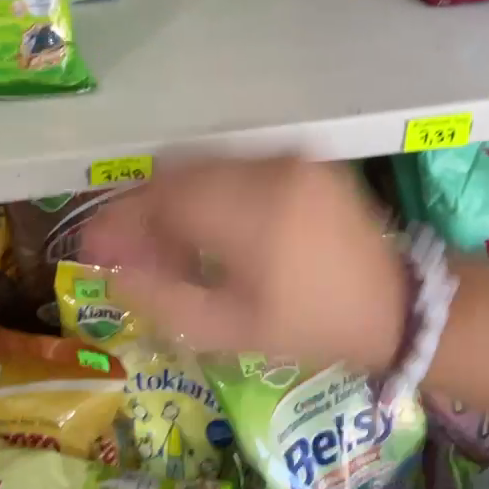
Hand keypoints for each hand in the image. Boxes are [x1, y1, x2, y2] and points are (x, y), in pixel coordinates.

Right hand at [81, 155, 406, 371]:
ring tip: (171, 245)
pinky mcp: (301, 158)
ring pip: (202, 166)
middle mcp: (268, 170)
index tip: (92, 244)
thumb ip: (161, 296)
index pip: (161, 197)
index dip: (119, 217)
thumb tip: (109, 267)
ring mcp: (288, 158)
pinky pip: (234, 165)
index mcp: (252, 215)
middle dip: (143, 210)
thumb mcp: (231, 330)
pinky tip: (210, 227)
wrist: (397, 306)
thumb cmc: (312, 327)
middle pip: (177, 174)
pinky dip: (208, 190)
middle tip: (132, 252)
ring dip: (174, 199)